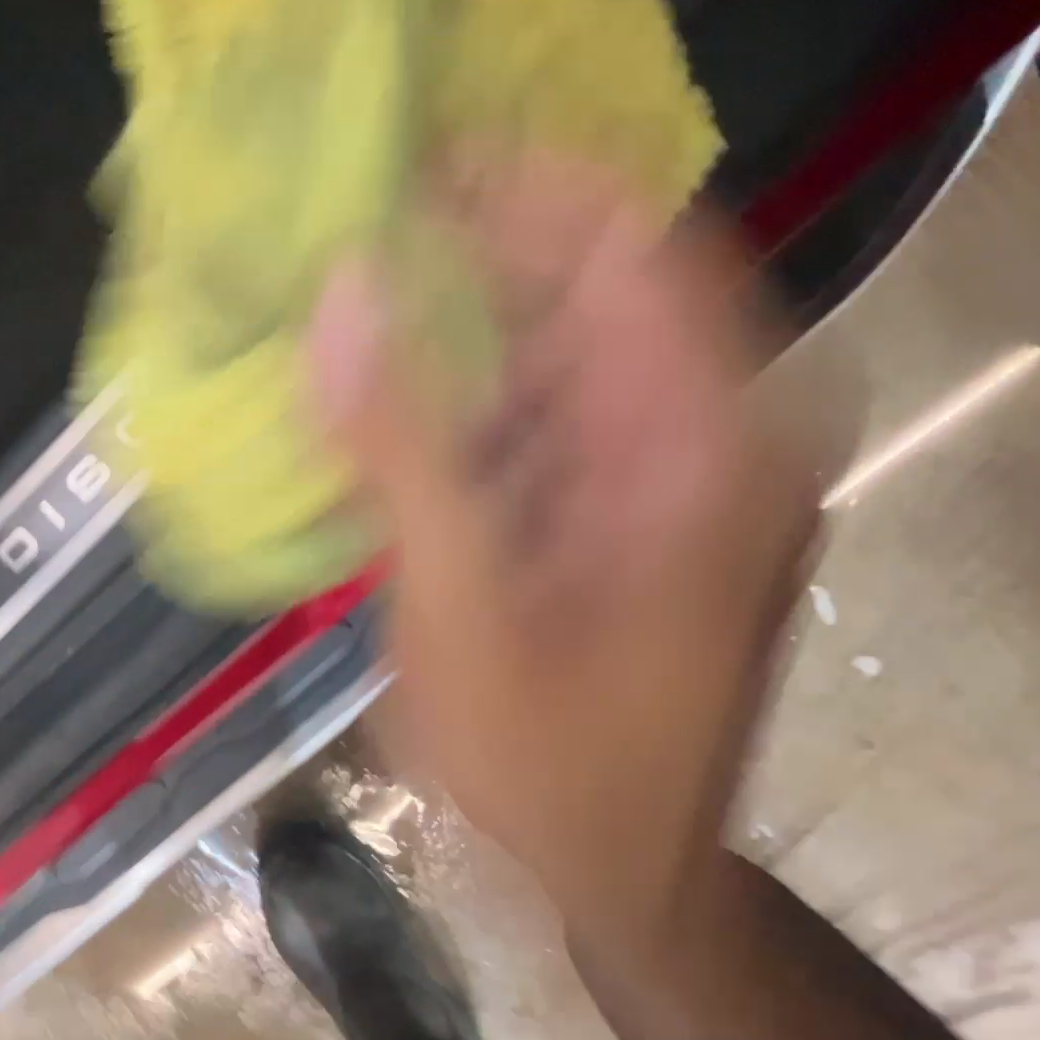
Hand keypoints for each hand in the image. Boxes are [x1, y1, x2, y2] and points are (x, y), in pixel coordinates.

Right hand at [306, 151, 817, 945]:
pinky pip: (523, 413)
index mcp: (701, 447)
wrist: (602, 864)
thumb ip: (402, 445)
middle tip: (345, 240)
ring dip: (447, 325)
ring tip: (339, 306)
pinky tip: (369, 398)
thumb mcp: (463, 605)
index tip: (411, 175)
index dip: (530, 192)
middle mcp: (692, 436)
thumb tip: (338, 301)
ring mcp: (643, 471)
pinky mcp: (596, 505)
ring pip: (545, 351)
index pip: (635, 250)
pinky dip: (448, 395)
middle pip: (585, 290)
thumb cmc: (546, 758)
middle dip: (467, 255)